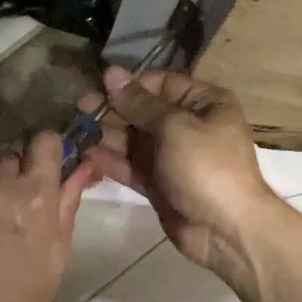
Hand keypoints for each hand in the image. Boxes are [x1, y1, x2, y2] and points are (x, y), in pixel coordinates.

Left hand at [0, 132, 96, 301]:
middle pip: (6, 158)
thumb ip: (67, 202)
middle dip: (14, 177)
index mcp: (31, 195)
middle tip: (15, 210)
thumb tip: (82, 166)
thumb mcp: (58, 252)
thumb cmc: (24, 300)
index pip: (44, 141)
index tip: (47, 165)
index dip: (49, 150)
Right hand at [81, 66, 281, 277]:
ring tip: (75, 129)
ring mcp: (173, 157)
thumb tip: (111, 72)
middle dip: (113, 110)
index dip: (130, 85)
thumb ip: (139, 103)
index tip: (98, 85)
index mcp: (204, 103)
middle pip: (144, 112)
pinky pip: (133, 166)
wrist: (226, 229)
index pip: (161, 84)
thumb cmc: (206, 167)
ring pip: (135, 140)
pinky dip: (112, 161)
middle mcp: (189, 126)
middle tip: (78, 107)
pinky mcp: (160, 184)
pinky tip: (86, 154)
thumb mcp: (174, 127)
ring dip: (107, 135)